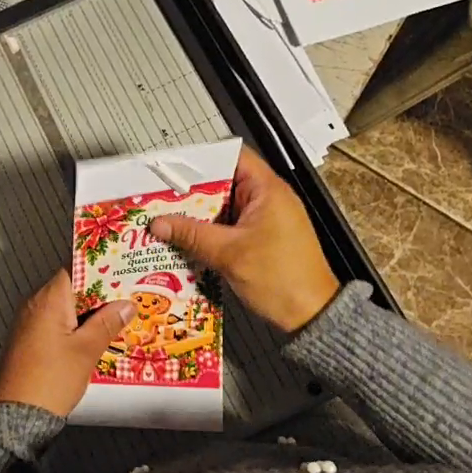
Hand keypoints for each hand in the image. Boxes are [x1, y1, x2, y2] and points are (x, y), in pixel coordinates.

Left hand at [0, 270, 133, 416]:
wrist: (15, 415)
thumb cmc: (51, 378)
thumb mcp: (86, 350)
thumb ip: (107, 323)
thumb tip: (127, 303)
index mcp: (48, 299)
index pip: (75, 269)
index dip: (100, 270)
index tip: (124, 273)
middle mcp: (35, 304)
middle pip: (72, 289)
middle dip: (100, 294)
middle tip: (131, 297)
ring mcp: (30, 323)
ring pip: (66, 309)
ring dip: (90, 313)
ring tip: (121, 317)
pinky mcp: (29, 341)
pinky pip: (57, 324)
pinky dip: (77, 327)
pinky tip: (98, 338)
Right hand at [151, 146, 339, 333]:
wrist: (312, 316)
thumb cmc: (281, 280)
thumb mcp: (228, 254)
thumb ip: (191, 235)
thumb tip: (158, 223)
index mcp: (268, 190)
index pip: (232, 156)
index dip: (202, 159)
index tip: (173, 168)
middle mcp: (269, 198)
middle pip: (224, 182)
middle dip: (192, 190)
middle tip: (162, 196)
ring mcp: (266, 219)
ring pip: (224, 205)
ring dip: (199, 213)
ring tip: (168, 217)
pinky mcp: (263, 237)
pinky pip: (230, 225)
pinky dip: (210, 230)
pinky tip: (187, 239)